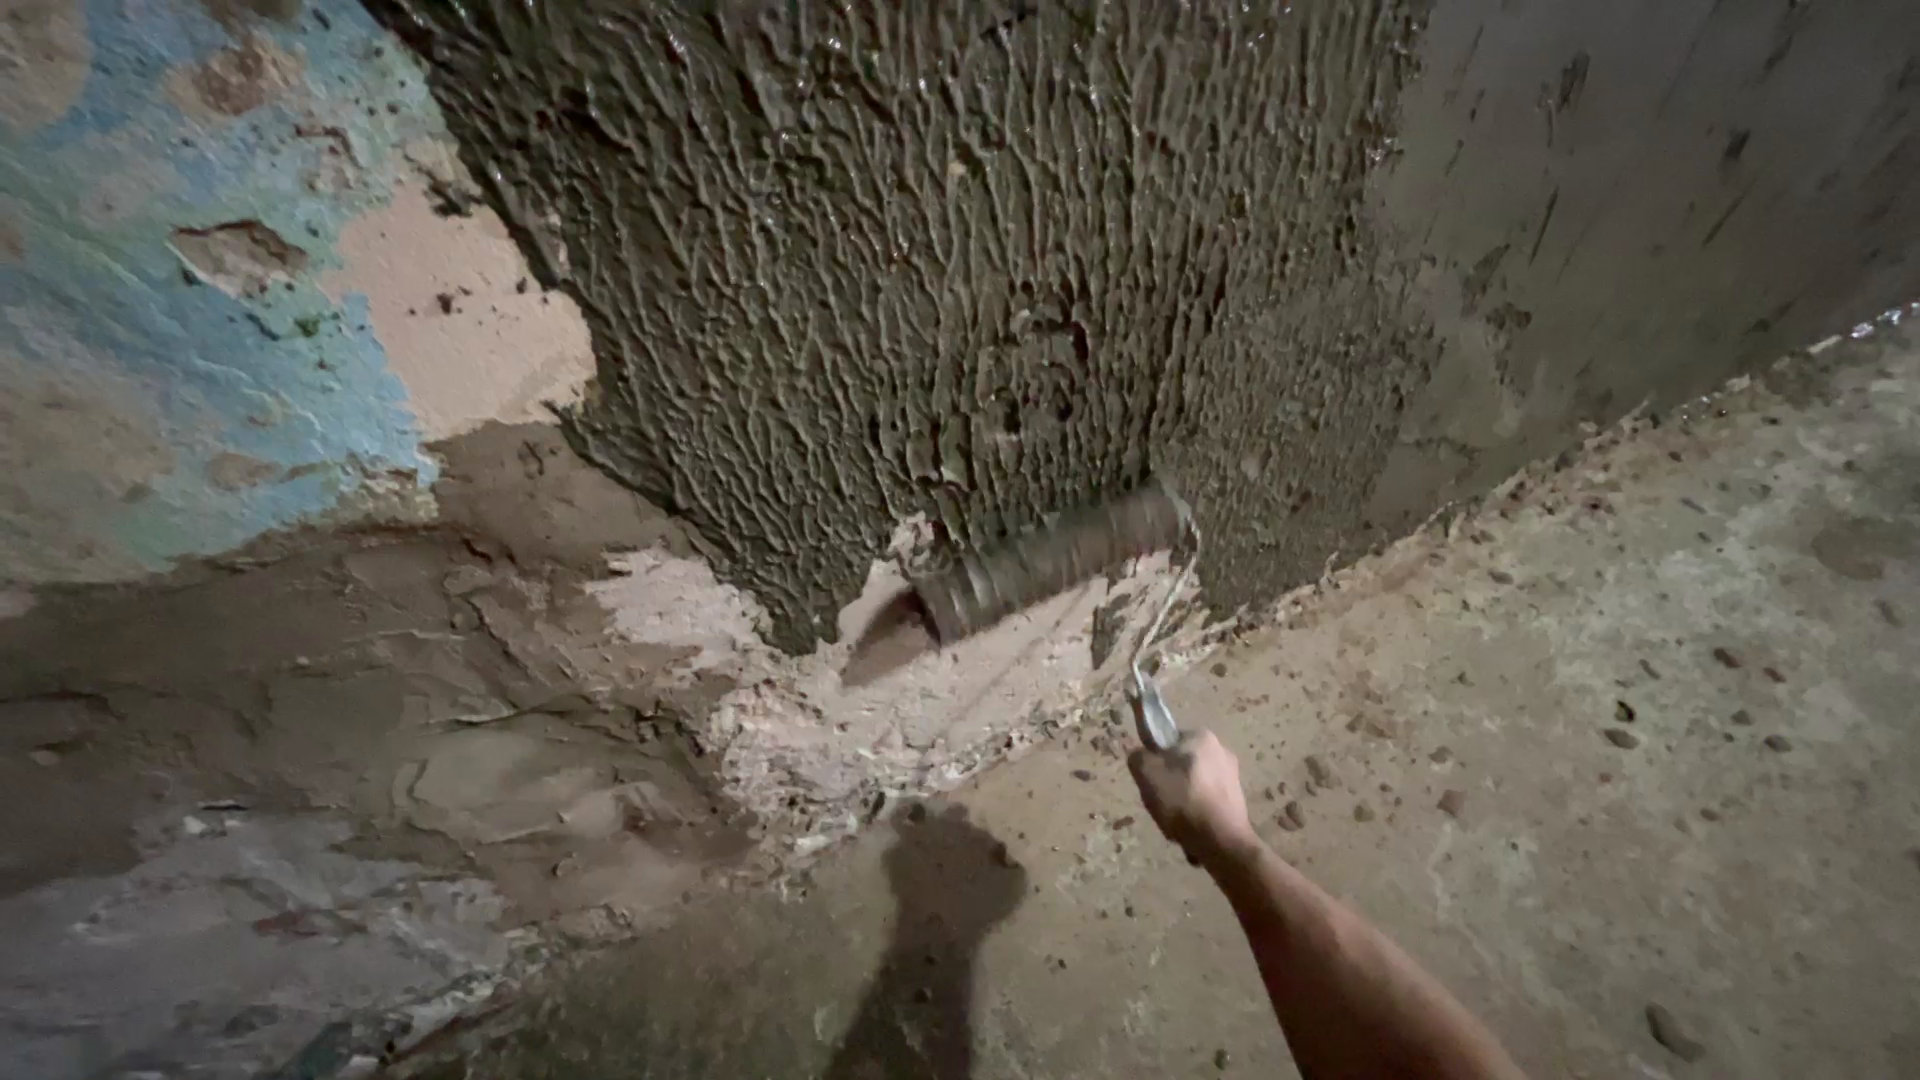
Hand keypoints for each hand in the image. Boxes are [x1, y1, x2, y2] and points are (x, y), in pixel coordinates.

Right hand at [1128, 730, 1258, 867]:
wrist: (1221, 842)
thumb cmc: (1182, 800)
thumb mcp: (1146, 772)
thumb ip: (1138, 756)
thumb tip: (1142, 756)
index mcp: (1201, 736)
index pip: (1169, 742)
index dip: (1156, 761)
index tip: (1152, 780)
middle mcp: (1222, 750)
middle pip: (1181, 764)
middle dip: (1170, 782)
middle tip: (1161, 801)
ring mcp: (1234, 776)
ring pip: (1194, 784)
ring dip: (1183, 799)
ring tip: (1175, 820)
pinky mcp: (1239, 800)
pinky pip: (1207, 801)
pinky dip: (1197, 812)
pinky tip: (1191, 828)